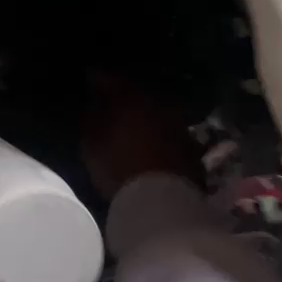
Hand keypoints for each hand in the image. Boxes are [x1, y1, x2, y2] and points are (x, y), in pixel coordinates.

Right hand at [81, 74, 201, 198]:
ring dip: (144, 115)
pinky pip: (169, 133)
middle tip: (109, 101)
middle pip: (138, 93)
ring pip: (157, 112)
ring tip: (130, 123)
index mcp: (131, 99)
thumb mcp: (91, 142)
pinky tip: (150, 142)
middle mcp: (159, 106)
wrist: (164, 203)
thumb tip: (93, 105)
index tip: (88, 79)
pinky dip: (158, 133)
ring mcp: (180, 127)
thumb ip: (91, 119)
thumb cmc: (118, 167)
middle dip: (124, 95)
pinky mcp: (192, 149)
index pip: (111, 78)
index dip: (97, 78)